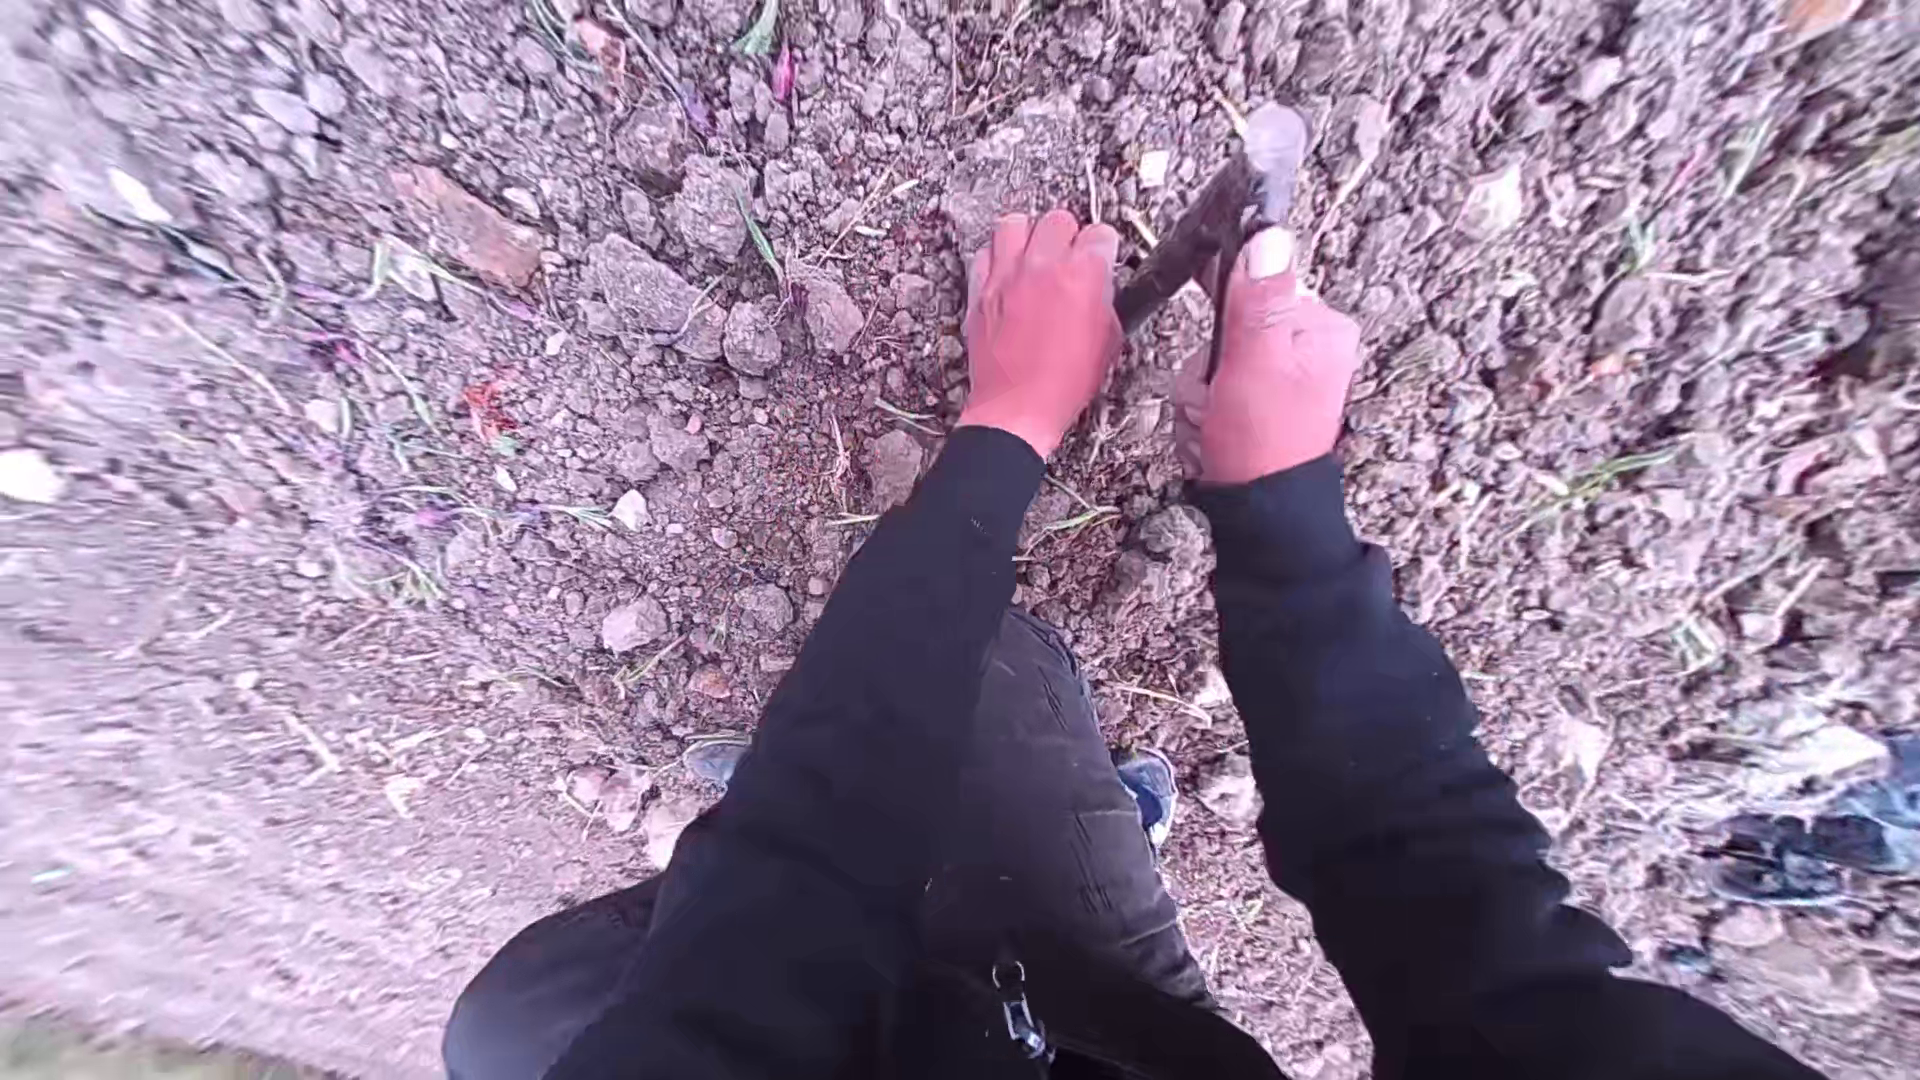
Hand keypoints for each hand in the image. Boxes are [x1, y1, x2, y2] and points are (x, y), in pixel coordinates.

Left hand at [960, 210, 1121, 458]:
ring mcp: (1006, 278)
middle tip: (1068, 258)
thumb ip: (1105, 303)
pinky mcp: (981, 294)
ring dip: (1028, 236)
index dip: (1103, 249)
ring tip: (1034, 256)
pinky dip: (996, 258)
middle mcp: (1041, 268)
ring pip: (1014, 224)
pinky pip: (984, 254)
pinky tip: (1007, 274)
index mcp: (1081, 275)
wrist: (1017, 410)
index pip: (1100, 234)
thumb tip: (1101, 289)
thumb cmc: (1060, 387)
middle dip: (1068, 236)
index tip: (1100, 259)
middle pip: (1057, 219)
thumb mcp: (1107, 345)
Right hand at [1176, 227, 1361, 483]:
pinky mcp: (1255, 402)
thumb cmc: (1261, 442)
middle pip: (1226, 330)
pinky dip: (1201, 413)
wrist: (1257, 509)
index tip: (1217, 357)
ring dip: (1199, 397)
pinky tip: (1213, 434)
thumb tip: (1267, 236)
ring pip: (1210, 363)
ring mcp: (1277, 377)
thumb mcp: (1256, 364)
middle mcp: (1303, 348)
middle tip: (1217, 403)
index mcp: (1319, 329)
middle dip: (1206, 372)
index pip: (1255, 290)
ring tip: (1215, 424)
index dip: (1224, 322)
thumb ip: (1258, 302)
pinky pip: (1210, 390)